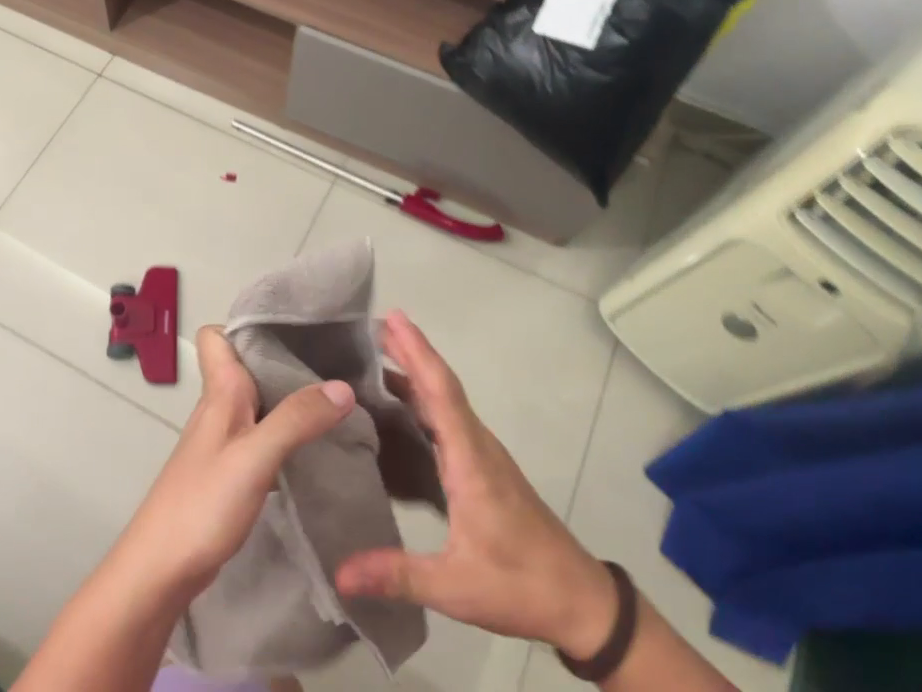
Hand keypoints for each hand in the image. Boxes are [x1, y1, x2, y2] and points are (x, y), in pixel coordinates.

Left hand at [109, 325, 356, 600]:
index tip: (299, 328)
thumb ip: (296, 420)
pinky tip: (318, 446)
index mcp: (219, 394)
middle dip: (287, 360)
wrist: (162, 568)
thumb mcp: (254, 458)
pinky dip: (288, 433)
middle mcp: (219, 410)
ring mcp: (224, 442)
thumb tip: (342, 385)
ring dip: (292, 399)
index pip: (219, 336)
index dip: (250, 326)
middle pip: (248, 367)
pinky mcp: (230, 473)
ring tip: (340, 401)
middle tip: (339, 363)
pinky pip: (263, 436)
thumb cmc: (202, 504)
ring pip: (258, 403)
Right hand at [335, 312, 618, 657]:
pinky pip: (449, 424)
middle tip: (369, 329)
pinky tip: (400, 412)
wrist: (582, 604)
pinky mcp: (485, 473)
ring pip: (447, 405)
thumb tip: (339, 575)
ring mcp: (485, 460)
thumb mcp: (457, 586)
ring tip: (374, 362)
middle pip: (442, 389)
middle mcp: (479, 450)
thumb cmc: (522, 585)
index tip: (393, 318)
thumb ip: (398, 575)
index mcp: (472, 463)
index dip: (418, 353)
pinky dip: (423, 404)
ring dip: (416, 377)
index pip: (442, 394)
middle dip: (410, 354)